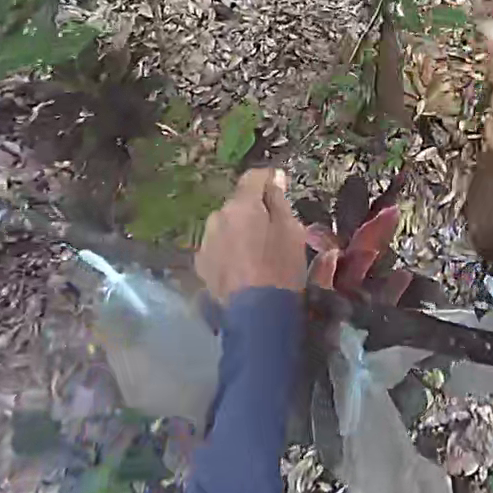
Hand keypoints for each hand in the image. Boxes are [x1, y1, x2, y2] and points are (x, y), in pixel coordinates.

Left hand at [196, 168, 307, 298]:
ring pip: (226, 225)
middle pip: (238, 203)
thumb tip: (274, 178)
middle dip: (253, 209)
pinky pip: (218, 246)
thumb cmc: (281, 269)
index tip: (281, 187)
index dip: (269, 179)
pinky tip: (242, 266)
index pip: (253, 177)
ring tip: (256, 250)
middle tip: (273, 227)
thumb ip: (279, 201)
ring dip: (239, 230)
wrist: (256, 315)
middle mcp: (217, 217)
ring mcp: (206, 242)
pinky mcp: (201, 264)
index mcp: (242, 205)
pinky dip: (229, 249)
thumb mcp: (291, 231)